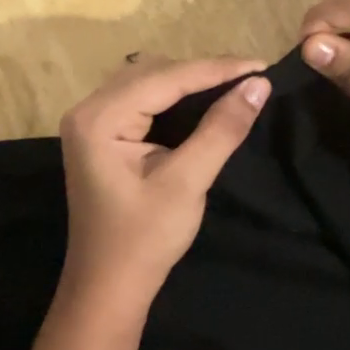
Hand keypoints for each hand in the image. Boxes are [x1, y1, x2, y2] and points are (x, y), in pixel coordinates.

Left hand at [58, 56, 270, 315]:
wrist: (107, 285)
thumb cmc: (144, 239)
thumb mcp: (186, 183)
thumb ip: (220, 130)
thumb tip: (258, 85)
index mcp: (99, 119)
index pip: (165, 78)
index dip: (216, 69)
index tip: (262, 64)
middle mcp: (87, 110)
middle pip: (151, 72)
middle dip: (201, 72)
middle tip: (251, 77)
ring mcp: (89, 123)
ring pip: (145, 82)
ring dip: (187, 82)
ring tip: (233, 85)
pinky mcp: (98, 136)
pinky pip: (138, 101)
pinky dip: (171, 98)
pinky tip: (201, 102)